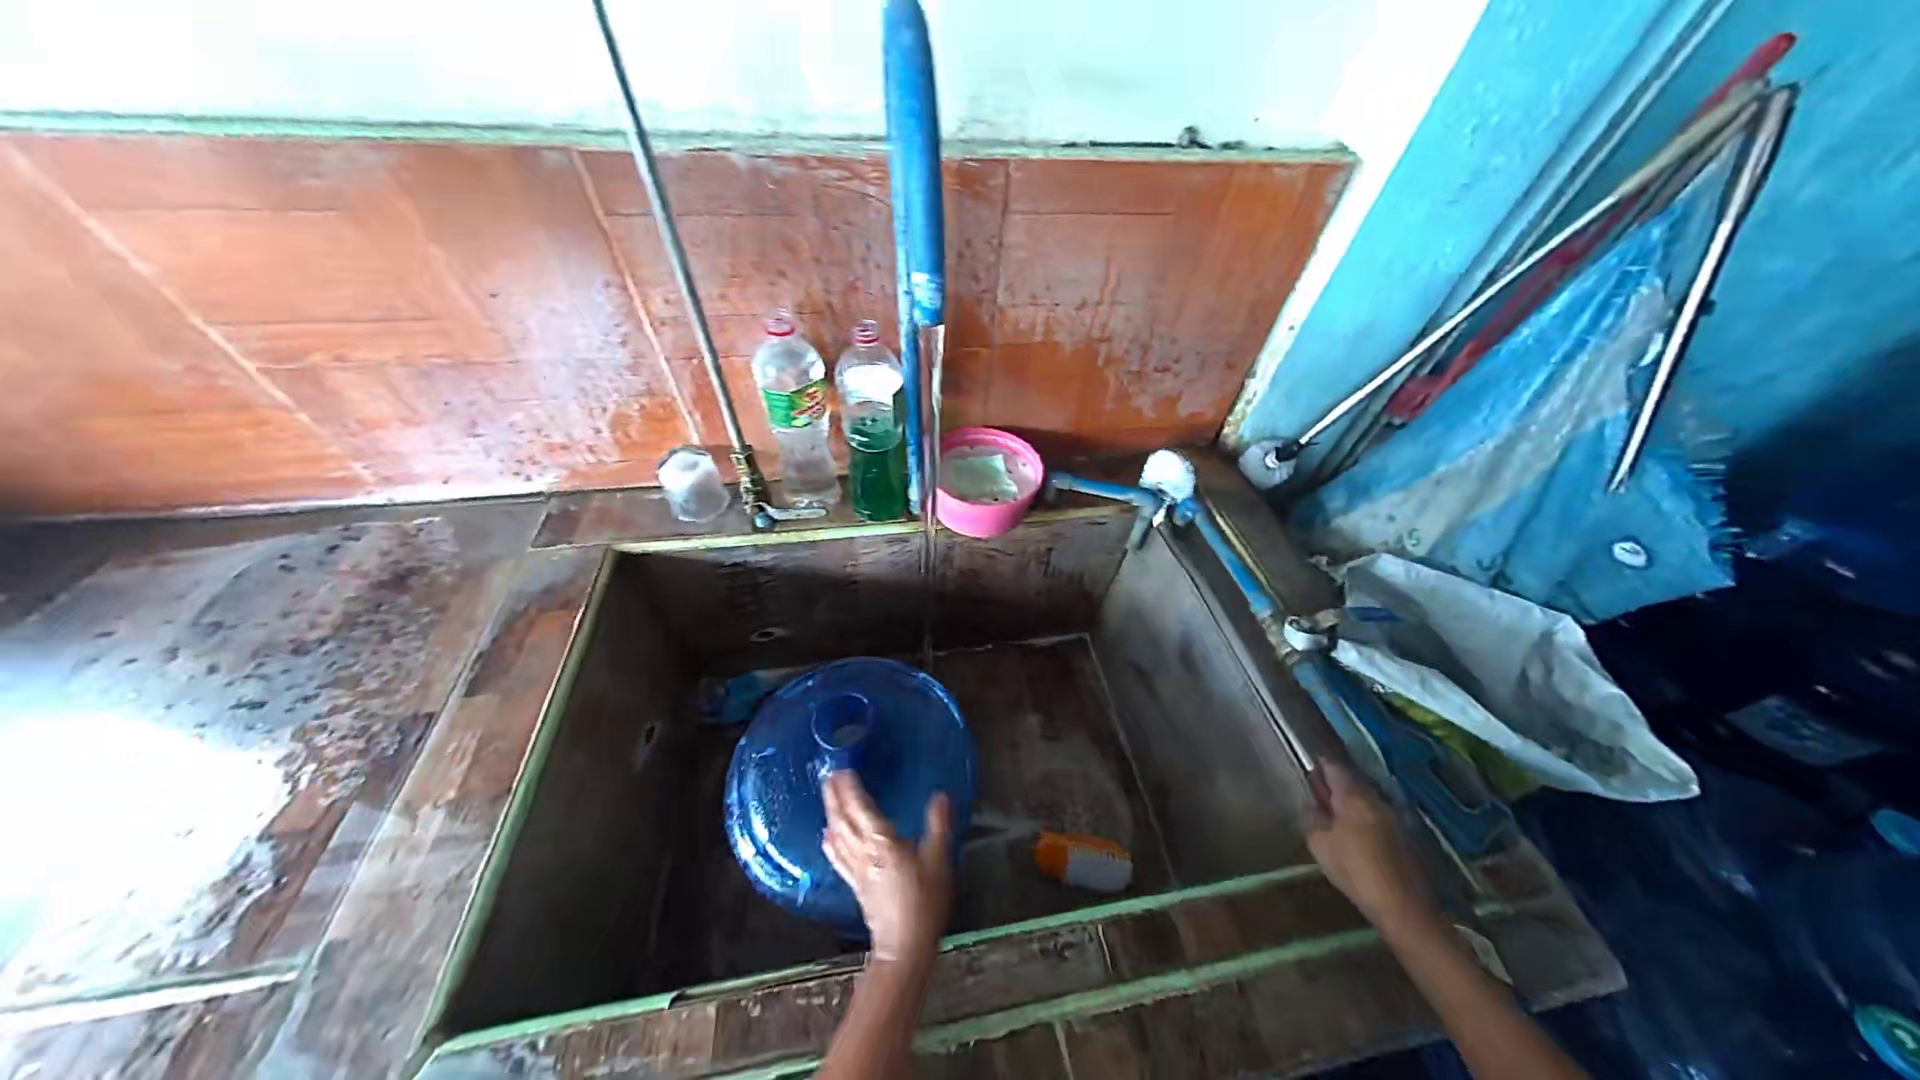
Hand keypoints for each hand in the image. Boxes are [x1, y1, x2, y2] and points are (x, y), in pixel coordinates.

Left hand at [822, 770, 953, 962]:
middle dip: (834, 796)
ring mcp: (856, 868)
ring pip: (838, 835)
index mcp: (882, 841)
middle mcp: (864, 851)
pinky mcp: (854, 884)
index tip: (842, 770)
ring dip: (830, 813)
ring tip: (826, 796)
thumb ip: (939, 825)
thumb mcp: (939, 860)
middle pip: (843, 818)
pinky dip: (830, 842)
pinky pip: (837, 857)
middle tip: (827, 776)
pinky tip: (826, 835)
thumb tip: (941, 795)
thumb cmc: (925, 901)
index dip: (850, 788)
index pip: (860, 807)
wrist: (904, 945)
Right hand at [1306, 760, 1435, 929]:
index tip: (1309, 771)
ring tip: (1335, 819)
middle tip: (1319, 798)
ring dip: (1351, 804)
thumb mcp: (1319, 844)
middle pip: (1353, 782)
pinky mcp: (1407, 836)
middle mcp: (1377, 800)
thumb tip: (1313, 804)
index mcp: (1354, 796)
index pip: (1335, 767)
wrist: (1403, 907)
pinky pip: (1378, 817)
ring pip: (1367, 800)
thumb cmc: (1354, 870)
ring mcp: (1396, 818)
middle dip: (1335, 786)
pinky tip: (1356, 836)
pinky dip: (1365, 819)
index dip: (1320, 766)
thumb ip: (1313, 817)